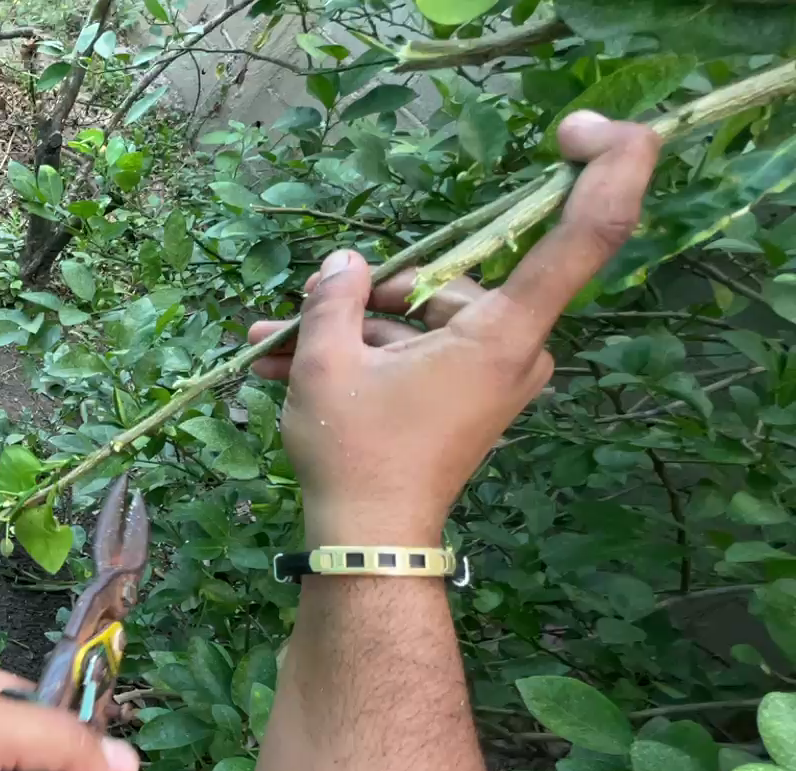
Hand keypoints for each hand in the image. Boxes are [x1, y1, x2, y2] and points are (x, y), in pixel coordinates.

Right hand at [245, 110, 659, 546]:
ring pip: (416, 330)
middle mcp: (511, 350)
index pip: (588, 231)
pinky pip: (412, 360)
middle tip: (301, 308)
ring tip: (269, 344)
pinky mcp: (458, 403)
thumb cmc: (353, 449)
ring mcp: (485, 380)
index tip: (578, 129)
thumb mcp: (323, 367)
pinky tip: (289, 366)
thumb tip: (341, 265)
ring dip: (345, 333)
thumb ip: (332, 302)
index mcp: (501, 333)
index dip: (607, 164)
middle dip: (369, 295)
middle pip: (451, 289)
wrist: (365, 536)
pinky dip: (359, 359)